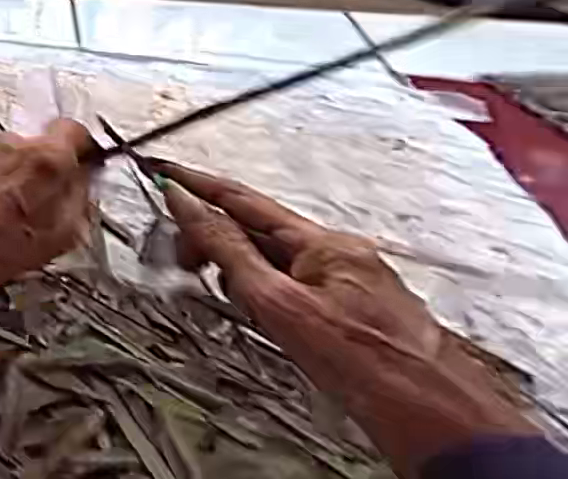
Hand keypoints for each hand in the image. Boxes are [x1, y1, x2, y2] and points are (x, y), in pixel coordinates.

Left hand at [0, 119, 91, 341]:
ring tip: (19, 207)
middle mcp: (10, 143)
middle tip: (51, 196)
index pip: (72, 129)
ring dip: (21, 171)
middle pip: (41, 143)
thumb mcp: (66, 231)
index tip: (85, 163)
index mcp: (44, 158)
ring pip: (14, 152)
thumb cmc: (7, 247)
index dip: (81, 146)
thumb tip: (85, 175)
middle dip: (50, 165)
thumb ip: (80, 194)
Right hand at [157, 161, 535, 475]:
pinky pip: (287, 280)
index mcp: (326, 244)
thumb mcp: (273, 299)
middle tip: (180, 256)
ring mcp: (351, 283)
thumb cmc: (363, 366)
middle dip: (210, 236)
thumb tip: (181, 199)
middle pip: (254, 228)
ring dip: (233, 266)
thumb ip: (221, 243)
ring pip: (269, 256)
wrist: (443, 433)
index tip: (159, 169)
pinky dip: (258, 286)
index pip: (242, 198)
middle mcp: (341, 255)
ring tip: (218, 289)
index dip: (194, 182)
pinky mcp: (352, 310)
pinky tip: (251, 306)